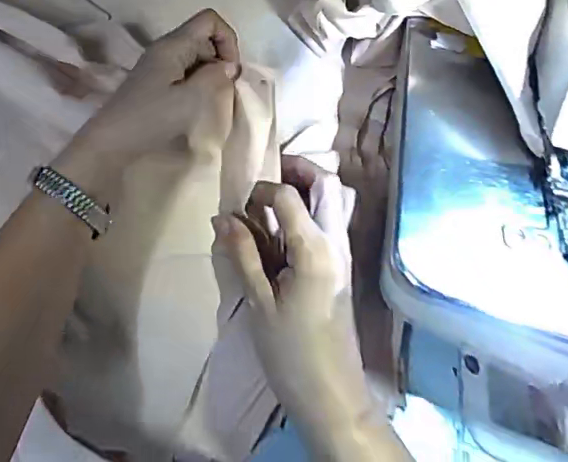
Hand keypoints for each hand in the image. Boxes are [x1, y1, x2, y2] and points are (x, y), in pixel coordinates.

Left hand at [52, 9, 240, 199]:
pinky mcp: (155, 83)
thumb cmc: (150, 119)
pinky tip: (195, 107)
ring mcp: (159, 66)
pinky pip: (185, 72)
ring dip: (210, 75)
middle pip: (204, 38)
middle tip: (223, 91)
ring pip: (196, 57)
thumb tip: (227, 67)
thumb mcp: (190, 100)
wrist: (109, 145)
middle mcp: (165, 49)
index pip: (210, 20)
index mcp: (173, 45)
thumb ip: (215, 78)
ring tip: (210, 102)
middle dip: (221, 60)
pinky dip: (197, 84)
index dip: (228, 40)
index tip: (229, 72)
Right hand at [213, 158, 381, 451]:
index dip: (261, 191)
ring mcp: (345, 251)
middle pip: (327, 182)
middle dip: (297, 169)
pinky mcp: (344, 263)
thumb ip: (242, 254)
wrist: (334, 398)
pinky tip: (286, 227)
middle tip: (267, 180)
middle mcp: (336, 241)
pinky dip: (313, 206)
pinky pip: (333, 217)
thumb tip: (222, 216)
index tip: (242, 210)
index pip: (289, 194)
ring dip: (307, 185)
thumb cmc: (292, 353)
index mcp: (315, 249)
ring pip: (335, 197)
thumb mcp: (259, 304)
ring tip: (275, 201)